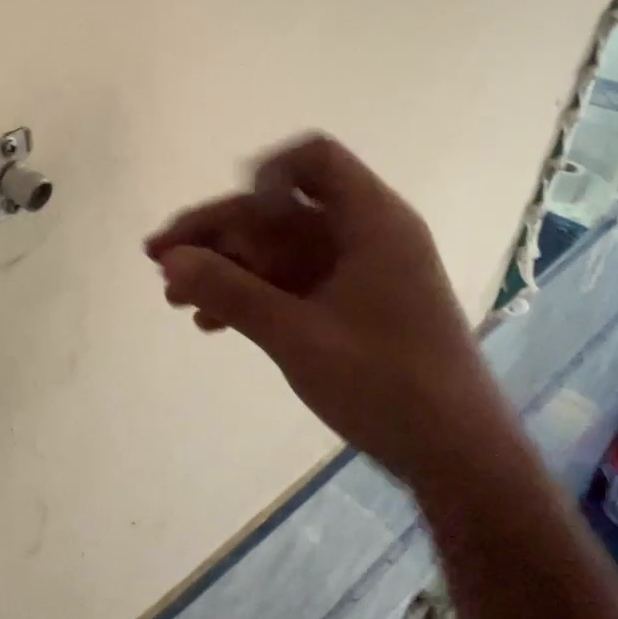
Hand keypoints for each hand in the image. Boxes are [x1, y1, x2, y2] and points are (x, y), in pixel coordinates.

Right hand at [145, 134, 510, 485]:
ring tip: (174, 299)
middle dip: (216, 234)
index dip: (264, 176)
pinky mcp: (348, 306)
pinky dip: (248, 294)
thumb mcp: (296, 336)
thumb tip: (170, 260)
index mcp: (370, 223)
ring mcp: (355, 272)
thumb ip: (229, 292)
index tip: (226, 222)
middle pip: (277, 209)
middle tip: (159, 260)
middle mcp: (363, 236)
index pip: (314, 159)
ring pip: (274, 248)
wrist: (457, 459)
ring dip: (223, 268)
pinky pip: (286, 282)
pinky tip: (209, 322)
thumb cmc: (387, 385)